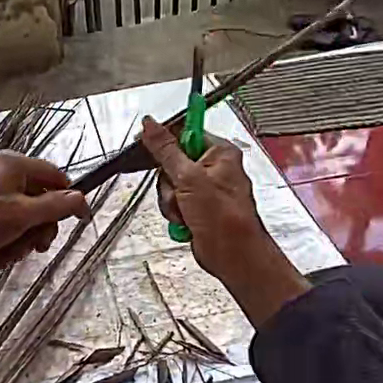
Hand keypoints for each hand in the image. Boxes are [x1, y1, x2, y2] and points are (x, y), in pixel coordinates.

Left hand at [0, 152, 88, 341]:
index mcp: (13, 165)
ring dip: (21, 241)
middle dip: (39, 228)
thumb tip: (81, 199)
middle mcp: (1, 176)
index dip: (69, 198)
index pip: (55, 176)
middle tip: (36, 246)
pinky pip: (5, 229)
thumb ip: (56, 206)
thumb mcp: (23, 215)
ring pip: (23, 220)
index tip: (81, 220)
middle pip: (40, 201)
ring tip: (7, 254)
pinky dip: (5, 245)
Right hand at [140, 116, 309, 325]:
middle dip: (169, 182)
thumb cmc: (226, 219)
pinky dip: (174, 213)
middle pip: (171, 161)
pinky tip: (186, 221)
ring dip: (171, 201)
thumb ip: (165, 150)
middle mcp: (213, 169)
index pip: (185, 133)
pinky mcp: (196, 207)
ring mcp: (204, 189)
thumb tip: (151, 126)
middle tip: (180, 191)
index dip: (164, 139)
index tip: (149, 142)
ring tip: (186, 211)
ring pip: (168, 185)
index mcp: (219, 153)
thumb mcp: (188, 178)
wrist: (233, 256)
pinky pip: (172, 202)